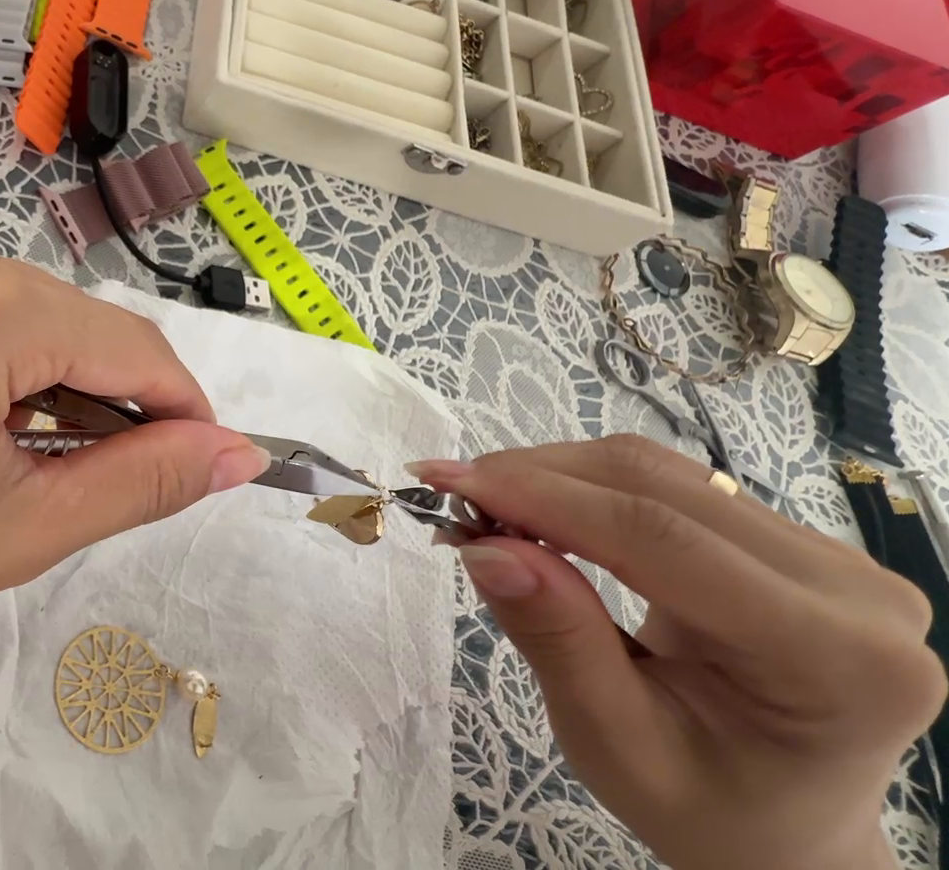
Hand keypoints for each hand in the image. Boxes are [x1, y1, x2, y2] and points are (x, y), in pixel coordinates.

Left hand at [0, 218, 270, 727]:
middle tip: (94, 479)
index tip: (198, 460)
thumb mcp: (18, 528)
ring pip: (3, 307)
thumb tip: (238, 454)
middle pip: (63, 319)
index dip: (179, 407)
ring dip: (35, 373)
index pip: (130, 342)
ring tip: (13, 456)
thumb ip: (142, 481)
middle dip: (99, 395)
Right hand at [414, 438, 943, 869]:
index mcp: (834, 657)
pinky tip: (532, 508)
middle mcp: (852, 588)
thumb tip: (485, 547)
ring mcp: (827, 556)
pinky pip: (666, 483)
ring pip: (655, 471)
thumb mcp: (612, 743)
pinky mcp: (788, 540)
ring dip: (550, 474)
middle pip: (657, 487)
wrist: (780, 823)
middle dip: (533, 477)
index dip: (541, 497)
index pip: (659, 537)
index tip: (442, 482)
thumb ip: (556, 641)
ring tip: (481, 505)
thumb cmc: (699, 803)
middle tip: (446, 495)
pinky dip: (579, 485)